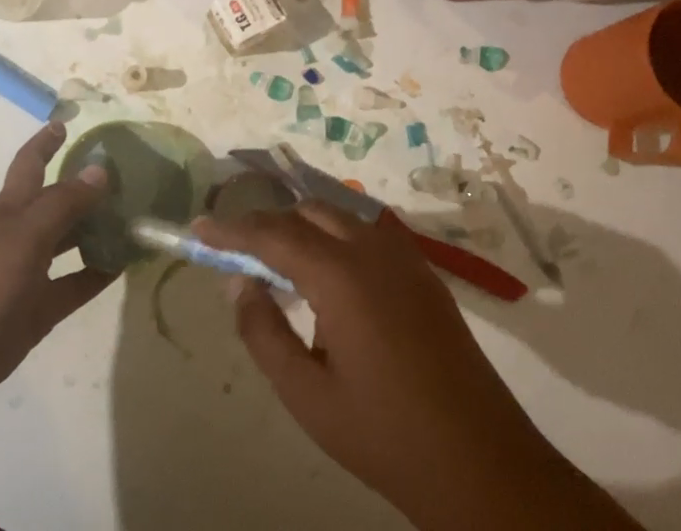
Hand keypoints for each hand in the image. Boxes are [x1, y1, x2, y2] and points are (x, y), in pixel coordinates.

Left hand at [0, 123, 114, 407]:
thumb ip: (61, 204)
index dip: (46, 144)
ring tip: (134, 219)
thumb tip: (99, 170)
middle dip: (82, 189)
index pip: (30, 165)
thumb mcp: (20, 236)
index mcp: (6, 209)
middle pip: (54, 205)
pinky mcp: (35, 312)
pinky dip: (96, 276)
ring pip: (67, 245)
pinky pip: (72, 286)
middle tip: (125, 176)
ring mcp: (25, 275)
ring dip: (95, 233)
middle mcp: (16, 236)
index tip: (65, 124)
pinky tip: (123, 266)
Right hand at [198, 204, 623, 527]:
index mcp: (342, 278)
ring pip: (343, 215)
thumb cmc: (383, 433)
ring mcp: (408, 263)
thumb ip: (263, 331)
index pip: (273, 235)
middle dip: (266, 222)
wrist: (482, 465)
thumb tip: (240, 283)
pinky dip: (336, 231)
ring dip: (303, 222)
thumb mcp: (305, 392)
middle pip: (308, 214)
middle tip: (233, 244)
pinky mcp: (427, 279)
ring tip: (274, 250)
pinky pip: (371, 231)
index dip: (231, 230)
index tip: (198, 228)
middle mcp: (375, 254)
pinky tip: (327, 263)